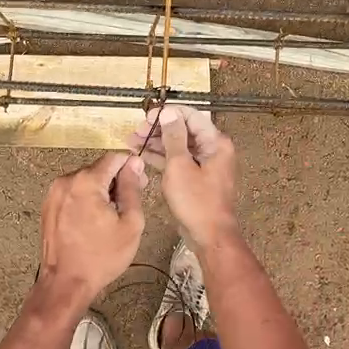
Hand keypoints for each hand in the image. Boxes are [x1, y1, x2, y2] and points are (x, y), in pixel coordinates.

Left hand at [38, 153, 145, 306]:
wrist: (65, 283)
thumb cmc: (101, 257)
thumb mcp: (130, 224)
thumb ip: (132, 189)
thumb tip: (134, 164)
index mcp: (86, 181)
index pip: (114, 158)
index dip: (131, 166)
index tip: (141, 183)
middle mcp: (66, 180)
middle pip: (98, 168)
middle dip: (116, 180)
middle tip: (129, 204)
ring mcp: (53, 193)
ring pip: (85, 180)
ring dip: (100, 190)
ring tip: (111, 216)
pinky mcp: (48, 205)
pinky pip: (72, 192)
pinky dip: (85, 199)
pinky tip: (93, 221)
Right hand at [128, 107, 238, 249]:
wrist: (209, 235)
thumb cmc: (196, 201)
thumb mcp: (179, 165)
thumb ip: (173, 137)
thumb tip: (168, 112)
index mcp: (215, 142)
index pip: (191, 116)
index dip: (167, 113)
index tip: (146, 117)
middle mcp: (213, 150)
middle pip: (184, 130)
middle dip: (158, 129)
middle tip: (135, 131)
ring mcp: (205, 164)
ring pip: (179, 146)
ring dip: (156, 143)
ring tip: (132, 142)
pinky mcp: (196, 178)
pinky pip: (178, 161)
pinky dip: (162, 158)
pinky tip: (142, 155)